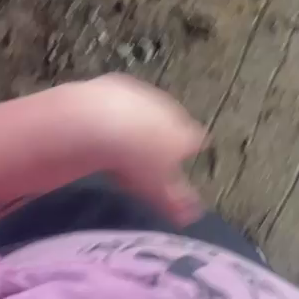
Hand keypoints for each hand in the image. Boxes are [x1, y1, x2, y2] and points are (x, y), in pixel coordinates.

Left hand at [50, 76, 206, 224]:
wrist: (100, 120)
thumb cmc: (136, 160)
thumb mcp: (157, 190)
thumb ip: (176, 204)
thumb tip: (191, 216)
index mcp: (185, 134)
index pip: (198, 141)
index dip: (192, 149)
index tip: (184, 158)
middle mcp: (170, 110)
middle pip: (174, 122)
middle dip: (166, 134)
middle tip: (151, 153)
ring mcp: (145, 94)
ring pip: (149, 108)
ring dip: (141, 120)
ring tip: (126, 140)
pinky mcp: (118, 82)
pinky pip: (123, 97)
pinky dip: (118, 108)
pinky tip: (105, 122)